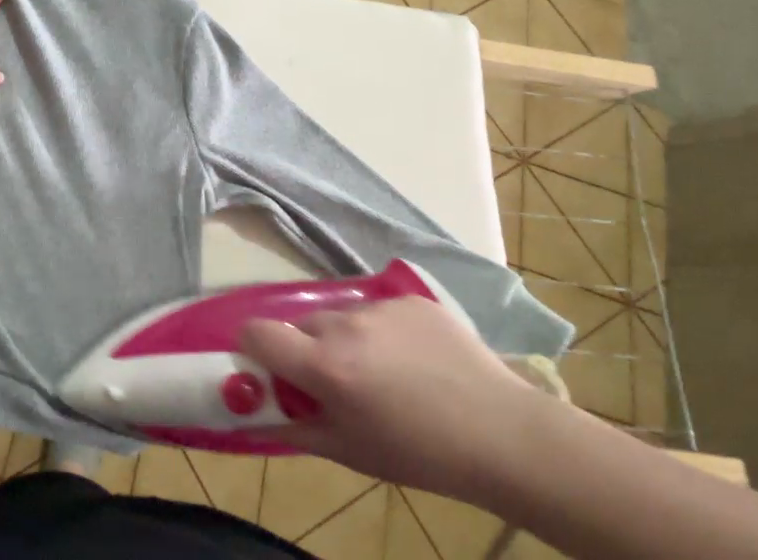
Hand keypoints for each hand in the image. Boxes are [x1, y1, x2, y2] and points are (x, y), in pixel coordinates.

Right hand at [239, 296, 551, 505]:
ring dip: (347, 340)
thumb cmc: (421, 455)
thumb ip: (292, 428)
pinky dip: (385, 332)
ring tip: (386, 373)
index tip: (270, 368)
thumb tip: (250, 417)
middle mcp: (344, 327)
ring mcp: (380, 309)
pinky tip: (416, 360)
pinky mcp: (413, 301)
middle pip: (299, 325)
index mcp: (323, 366)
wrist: (508, 437)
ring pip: (340, 318)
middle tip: (337, 382)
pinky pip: (379, 311)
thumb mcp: (349, 452)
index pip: (256, 332)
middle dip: (306, 349)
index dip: (253, 347)